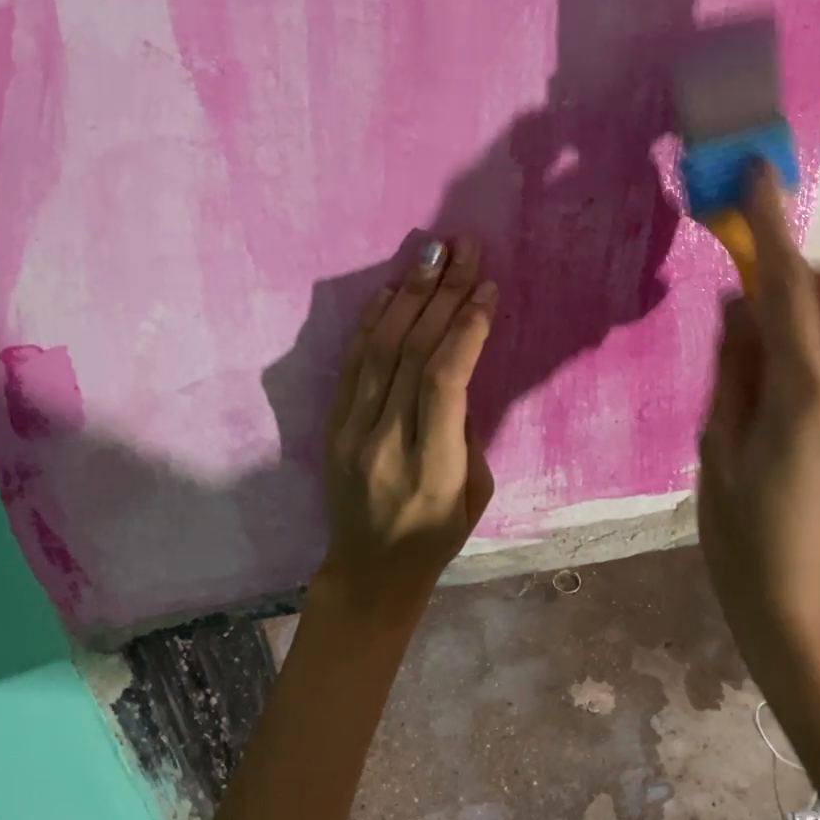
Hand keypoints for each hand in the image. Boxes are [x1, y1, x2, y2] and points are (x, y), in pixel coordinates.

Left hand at [320, 235, 498, 608]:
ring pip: (379, 348)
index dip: (466, 327)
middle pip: (412, 351)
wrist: (370, 571)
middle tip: (463, 247)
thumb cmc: (438, 536)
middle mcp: (385, 441)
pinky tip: (391, 289)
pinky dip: (372, 321)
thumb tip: (457, 369)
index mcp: (432, 465)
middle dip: (441, 293)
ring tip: (432, 252)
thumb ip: (467, 429)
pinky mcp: (332, 425)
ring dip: (408, 294)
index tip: (487, 287)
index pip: (444, 380)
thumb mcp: (475, 492)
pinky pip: (351, 363)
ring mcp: (351, 431)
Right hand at [697, 167, 819, 644]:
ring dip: (797, 311)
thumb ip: (733, 365)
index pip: (790, 290)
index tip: (755, 177)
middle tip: (739, 300)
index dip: (770, 228)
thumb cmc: (741, 536)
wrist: (803, 606)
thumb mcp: (716, 447)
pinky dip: (806, 344)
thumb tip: (740, 302)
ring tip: (746, 367)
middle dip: (791, 271)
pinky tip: (770, 393)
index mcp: (806, 397)